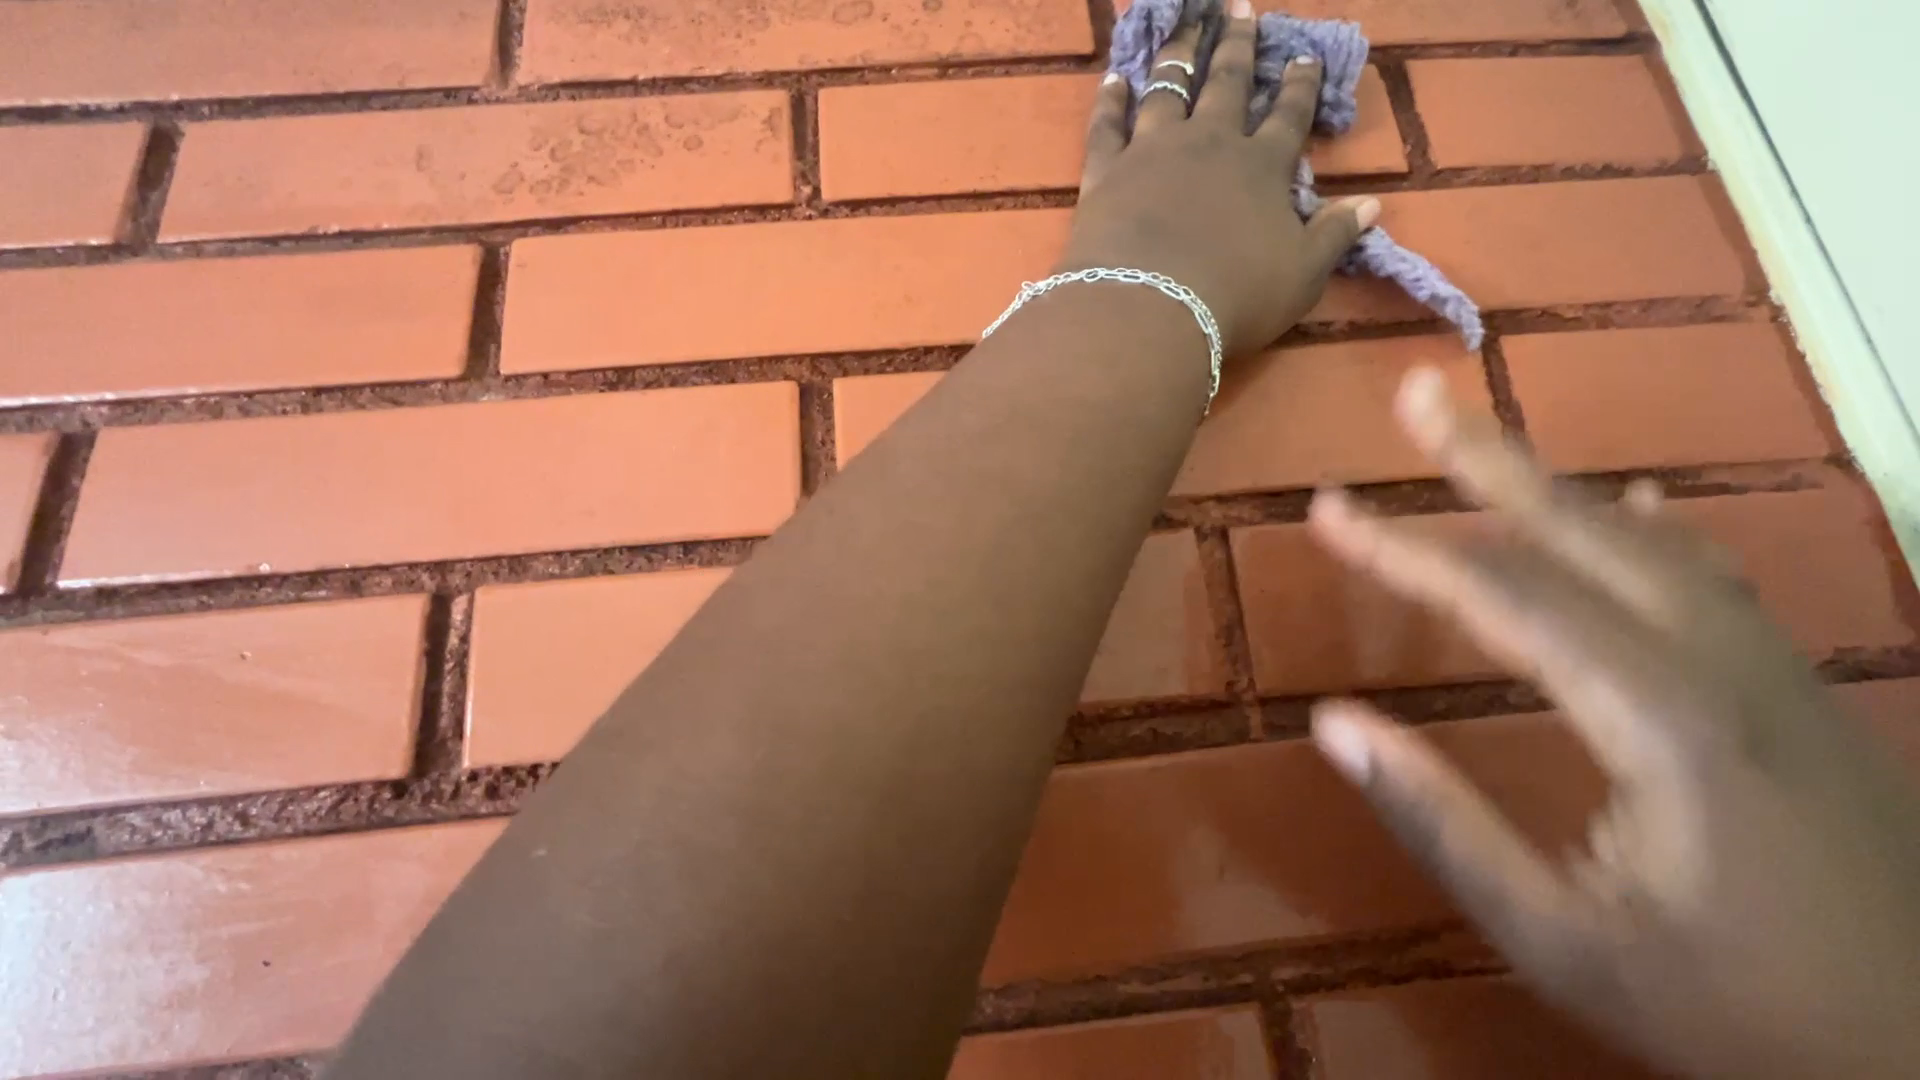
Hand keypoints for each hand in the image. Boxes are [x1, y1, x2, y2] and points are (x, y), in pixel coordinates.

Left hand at [1060, 4, 1377, 358]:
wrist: (1149, 309)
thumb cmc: (1233, 298)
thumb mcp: (1301, 276)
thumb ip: (1334, 237)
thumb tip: (1372, 205)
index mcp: (1262, 167)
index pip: (1288, 115)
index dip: (1300, 85)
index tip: (1304, 57)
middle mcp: (1209, 143)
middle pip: (1226, 82)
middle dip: (1237, 44)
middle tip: (1240, 8)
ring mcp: (1152, 151)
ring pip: (1167, 88)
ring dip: (1178, 53)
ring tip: (1185, 24)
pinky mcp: (1104, 171)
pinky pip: (1105, 126)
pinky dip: (1109, 101)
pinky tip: (1113, 80)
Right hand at [1308, 369, 1919, 1078]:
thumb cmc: (1732, 1010)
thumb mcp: (1557, 939)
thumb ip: (1440, 824)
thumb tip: (1332, 723)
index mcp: (1663, 722)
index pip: (1508, 601)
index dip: (1406, 551)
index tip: (1326, 512)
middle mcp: (1725, 668)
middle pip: (1586, 534)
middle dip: (1489, 461)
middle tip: (1417, 396)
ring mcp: (1774, 672)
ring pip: (1647, 544)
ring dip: (1550, 483)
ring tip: (1481, 440)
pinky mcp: (1795, 692)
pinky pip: (1707, 578)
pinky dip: (1646, 527)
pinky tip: (1631, 503)